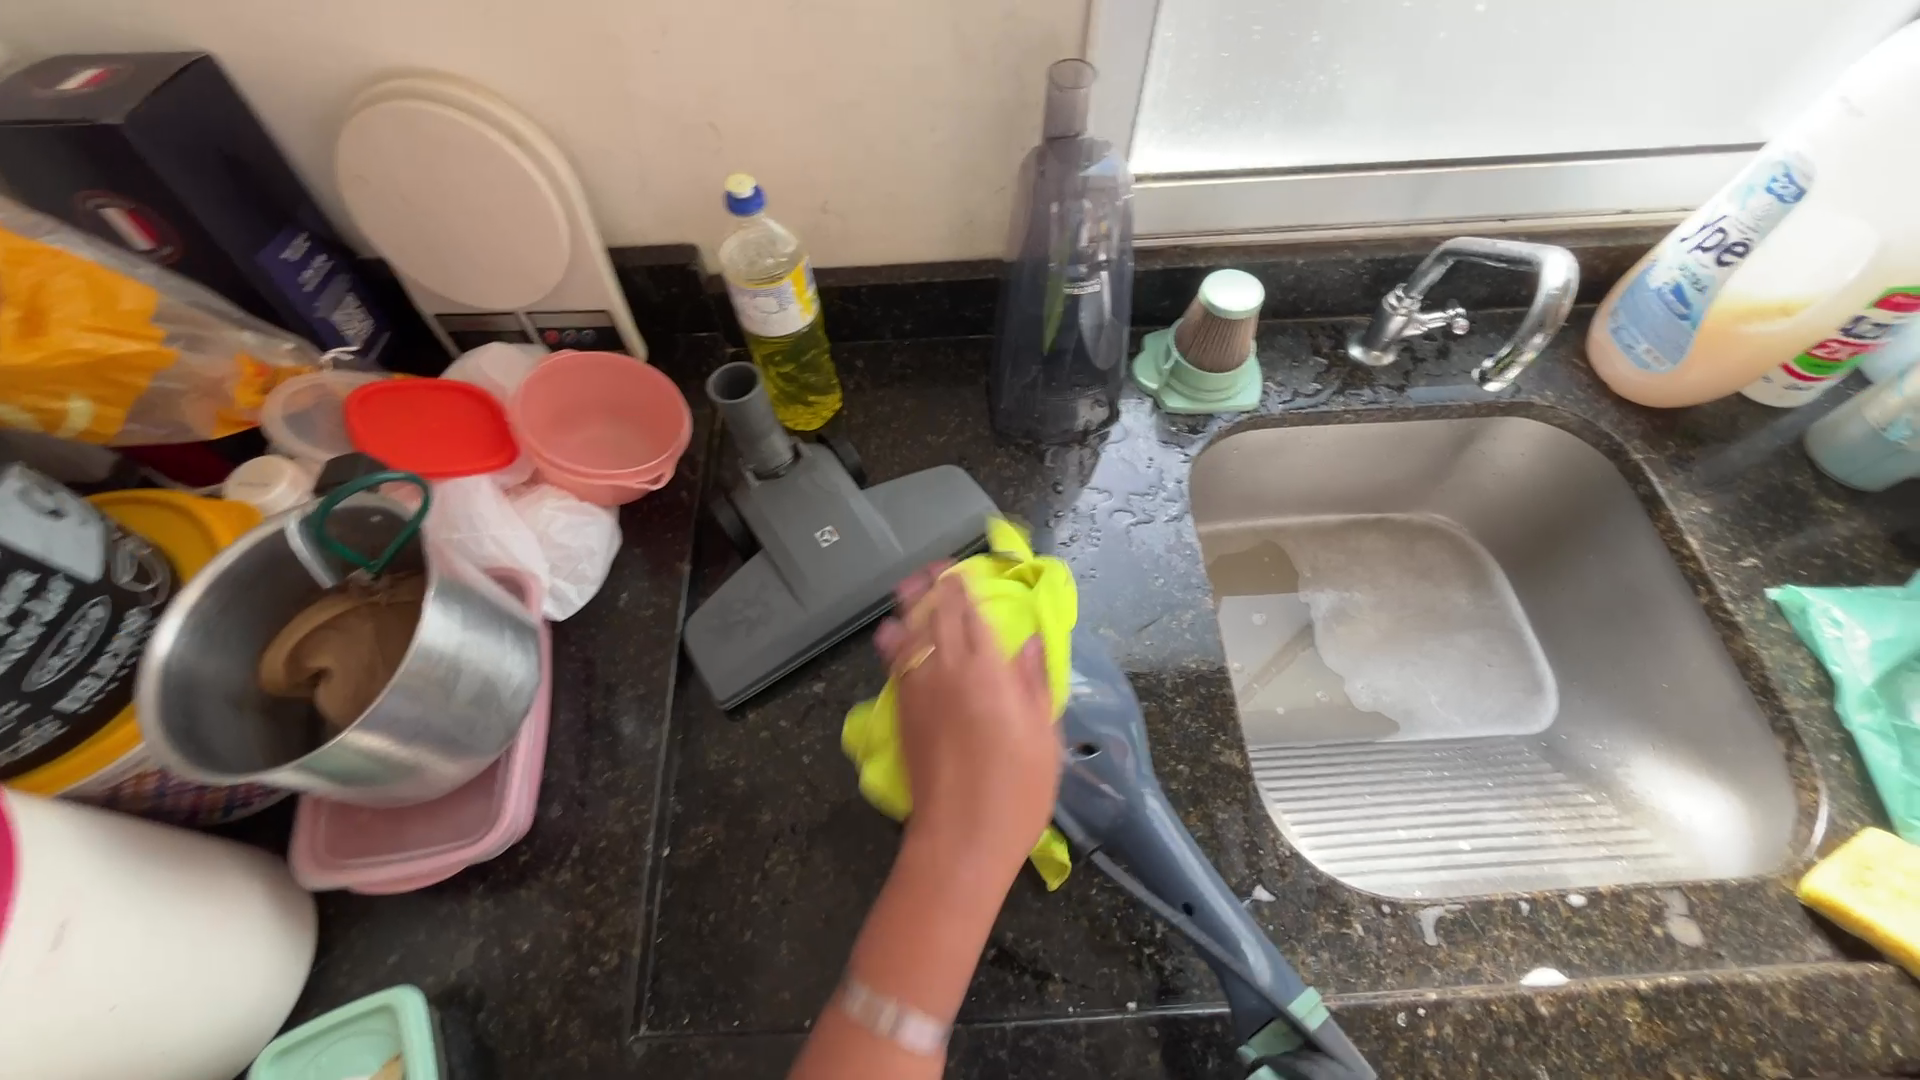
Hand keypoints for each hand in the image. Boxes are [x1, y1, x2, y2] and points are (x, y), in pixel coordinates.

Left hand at [874, 564, 1060, 880]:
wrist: (962, 835)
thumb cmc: (1017, 788)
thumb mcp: (1043, 735)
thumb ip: (1033, 682)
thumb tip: (1029, 643)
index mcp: (988, 669)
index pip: (972, 615)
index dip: (965, 589)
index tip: (961, 570)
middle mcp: (948, 669)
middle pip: (938, 617)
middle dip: (935, 588)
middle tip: (934, 568)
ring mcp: (920, 690)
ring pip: (911, 634)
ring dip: (910, 606)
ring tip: (909, 586)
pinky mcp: (903, 713)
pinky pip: (895, 664)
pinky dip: (893, 642)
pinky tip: (891, 632)